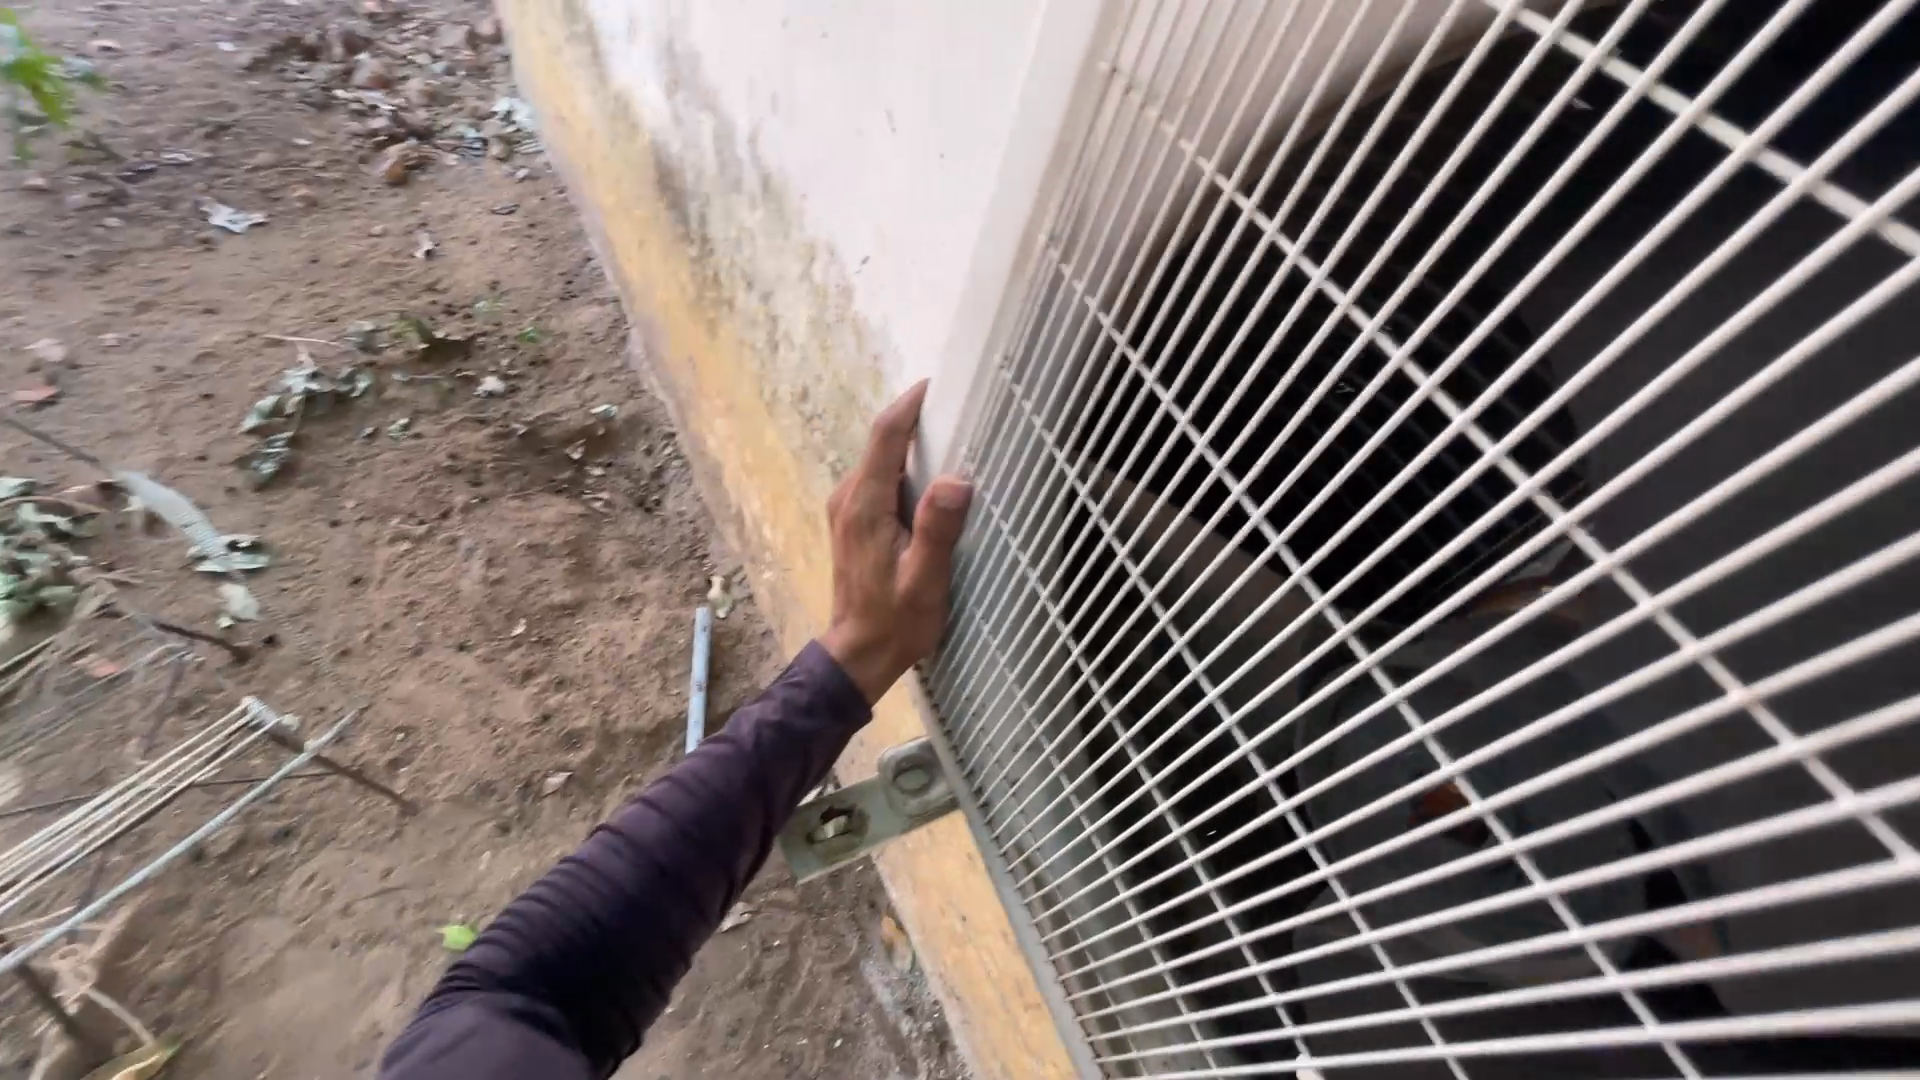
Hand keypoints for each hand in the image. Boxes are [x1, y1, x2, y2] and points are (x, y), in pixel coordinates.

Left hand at [818, 380, 973, 703]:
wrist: (860, 652)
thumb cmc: (896, 620)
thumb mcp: (925, 580)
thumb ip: (937, 530)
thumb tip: (956, 479)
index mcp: (865, 504)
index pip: (885, 435)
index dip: (910, 404)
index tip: (939, 384)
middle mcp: (849, 497)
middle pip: (882, 442)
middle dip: (918, 422)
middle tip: (961, 414)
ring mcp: (847, 508)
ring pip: (880, 460)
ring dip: (912, 447)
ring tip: (954, 442)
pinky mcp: (852, 520)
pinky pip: (879, 479)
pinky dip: (904, 469)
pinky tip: (931, 482)